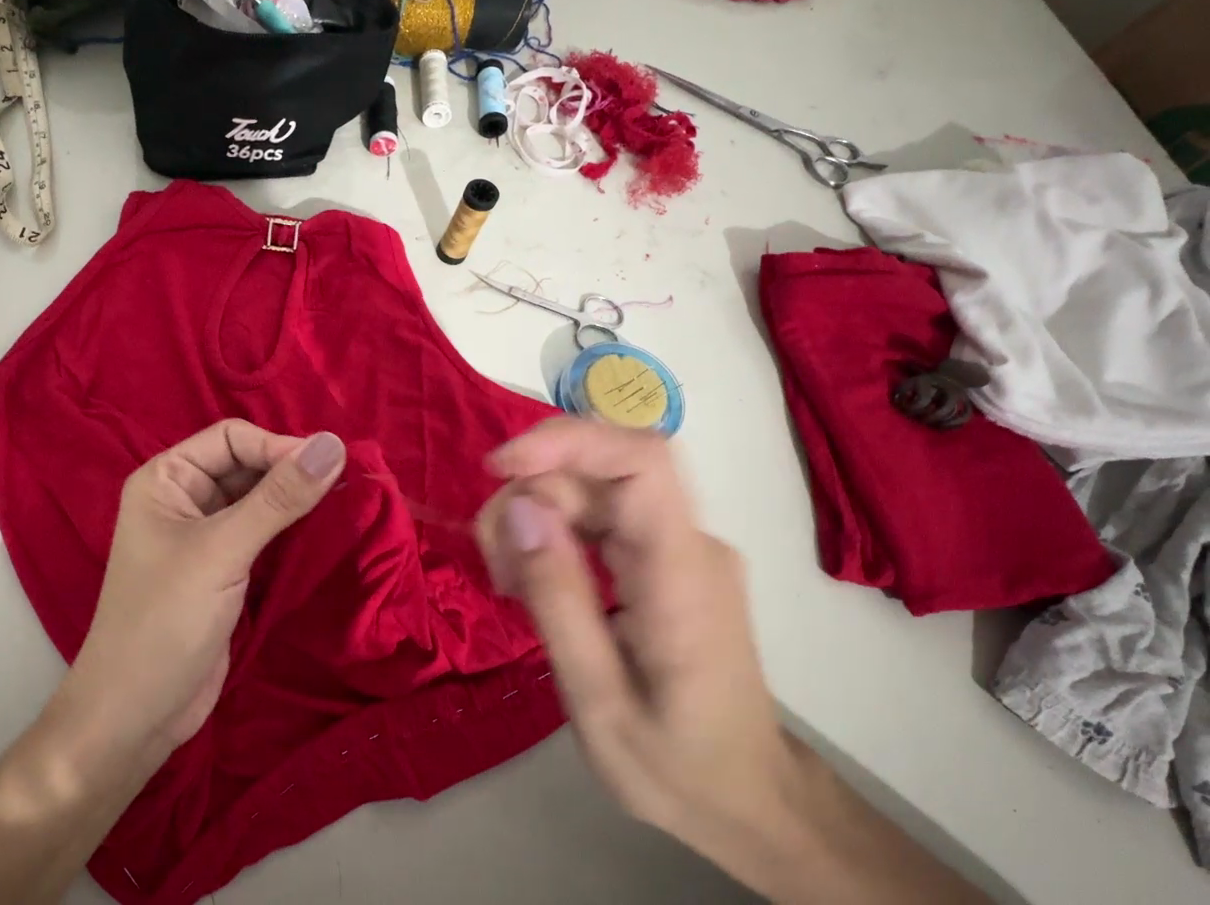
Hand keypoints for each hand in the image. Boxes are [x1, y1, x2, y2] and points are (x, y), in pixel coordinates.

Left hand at [59, 419, 346, 757]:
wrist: (135, 713)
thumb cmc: (165, 620)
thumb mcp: (222, 552)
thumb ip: (278, 498)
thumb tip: (332, 444)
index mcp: (165, 479)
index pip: (231, 438)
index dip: (278, 446)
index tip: (331, 467)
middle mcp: (181, 499)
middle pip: (246, 465)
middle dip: (290, 472)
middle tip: (346, 486)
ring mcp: (202, 537)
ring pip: (258, 501)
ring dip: (295, 502)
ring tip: (344, 506)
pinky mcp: (222, 572)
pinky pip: (262, 536)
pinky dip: (291, 533)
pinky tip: (323, 537)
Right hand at [476, 418, 798, 865]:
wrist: (748, 801)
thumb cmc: (675, 764)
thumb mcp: (597, 697)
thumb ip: (557, 598)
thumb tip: (519, 506)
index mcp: (682, 573)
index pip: (639, 459)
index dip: (565, 441)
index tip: (499, 469)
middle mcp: (690, 544)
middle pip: (599, 475)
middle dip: (529, 498)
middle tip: (495, 568)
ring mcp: (681, 550)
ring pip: (592, 493)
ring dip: (535, 520)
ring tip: (509, 585)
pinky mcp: (666, 562)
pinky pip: (601, 520)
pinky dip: (554, 535)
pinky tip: (532, 581)